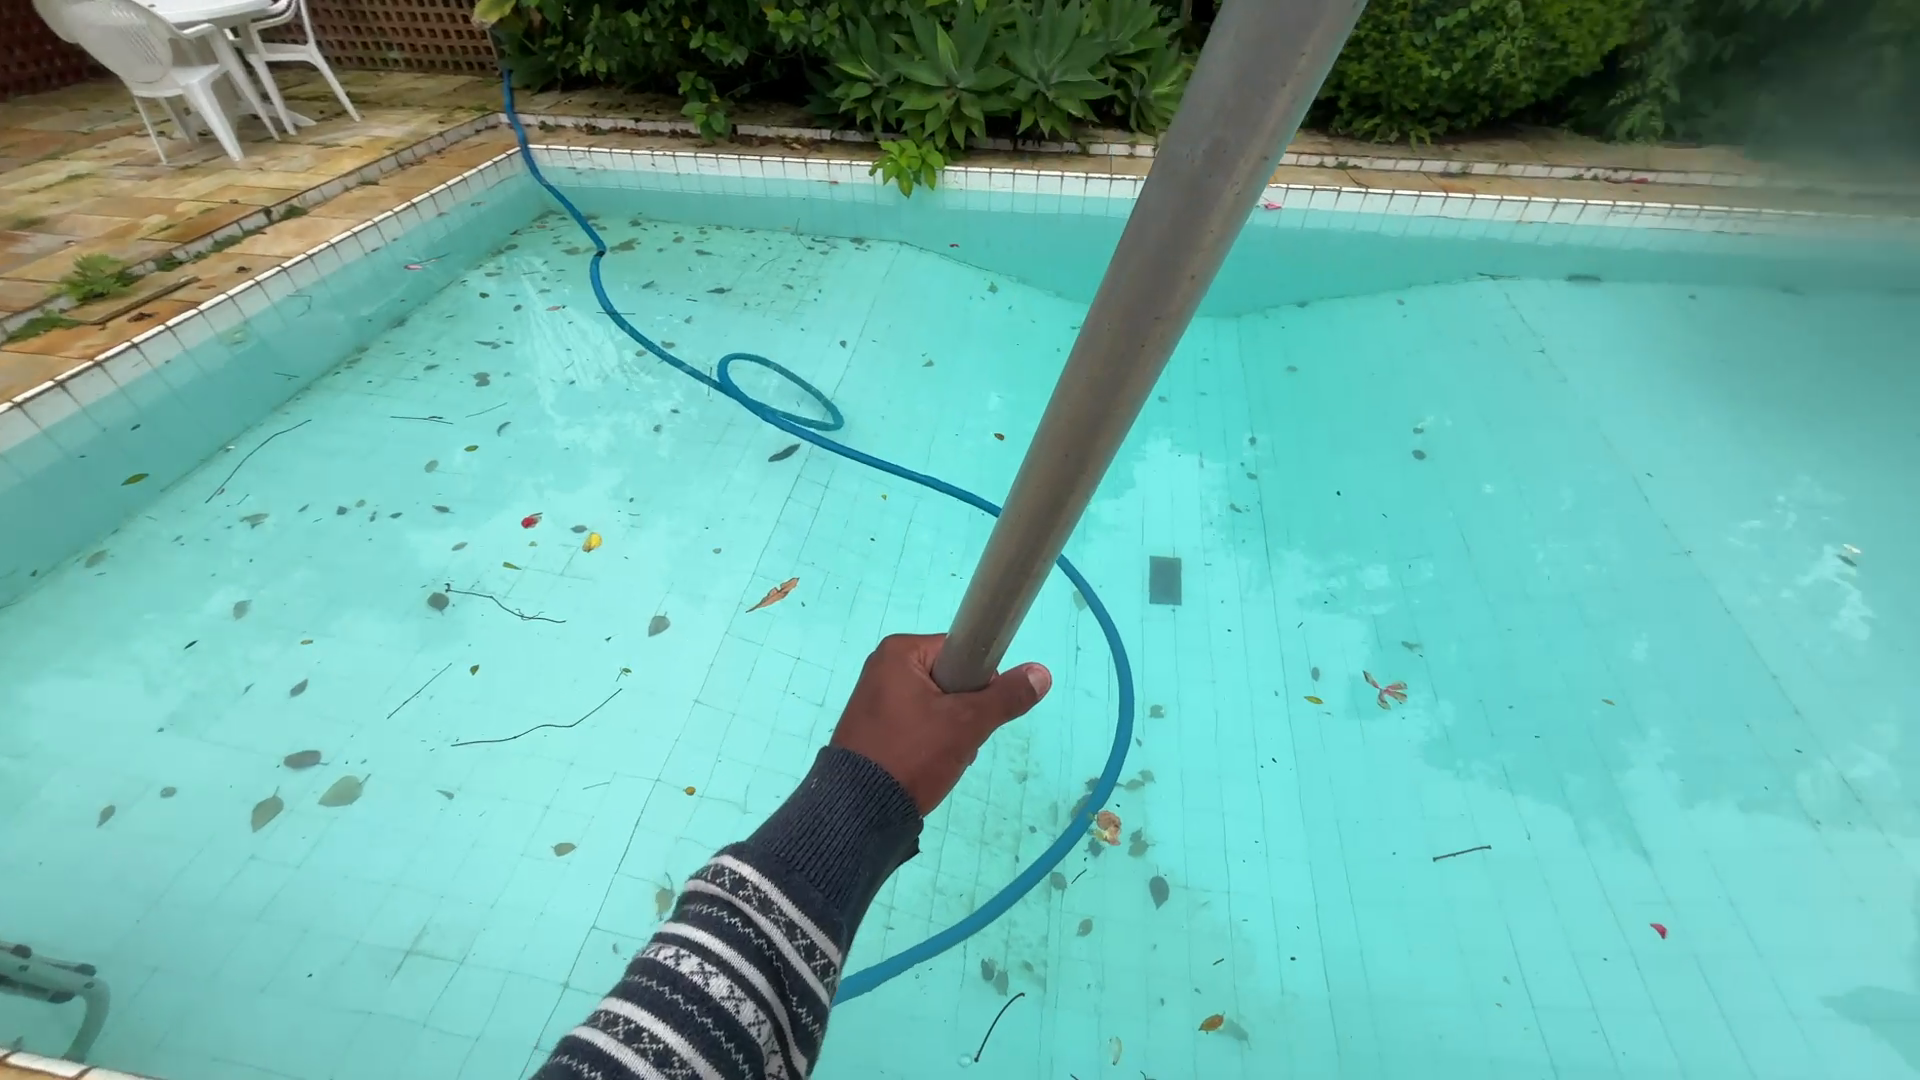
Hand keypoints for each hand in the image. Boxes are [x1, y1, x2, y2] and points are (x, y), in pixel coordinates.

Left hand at [830, 633, 1050, 815]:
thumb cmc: (912, 754)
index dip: (981, 678)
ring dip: (951, 730)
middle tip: (963, 738)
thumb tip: (1042, 672)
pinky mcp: (872, 727)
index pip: (960, 650)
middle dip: (965, 711)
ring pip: (936, 704)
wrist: (857, 812)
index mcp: (899, 651)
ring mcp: (874, 698)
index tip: (983, 709)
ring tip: (945, 756)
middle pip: (950, 679)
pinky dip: (930, 741)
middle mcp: (882, 666)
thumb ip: (1005, 697)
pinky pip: (917, 722)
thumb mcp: (966, 724)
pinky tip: (931, 764)